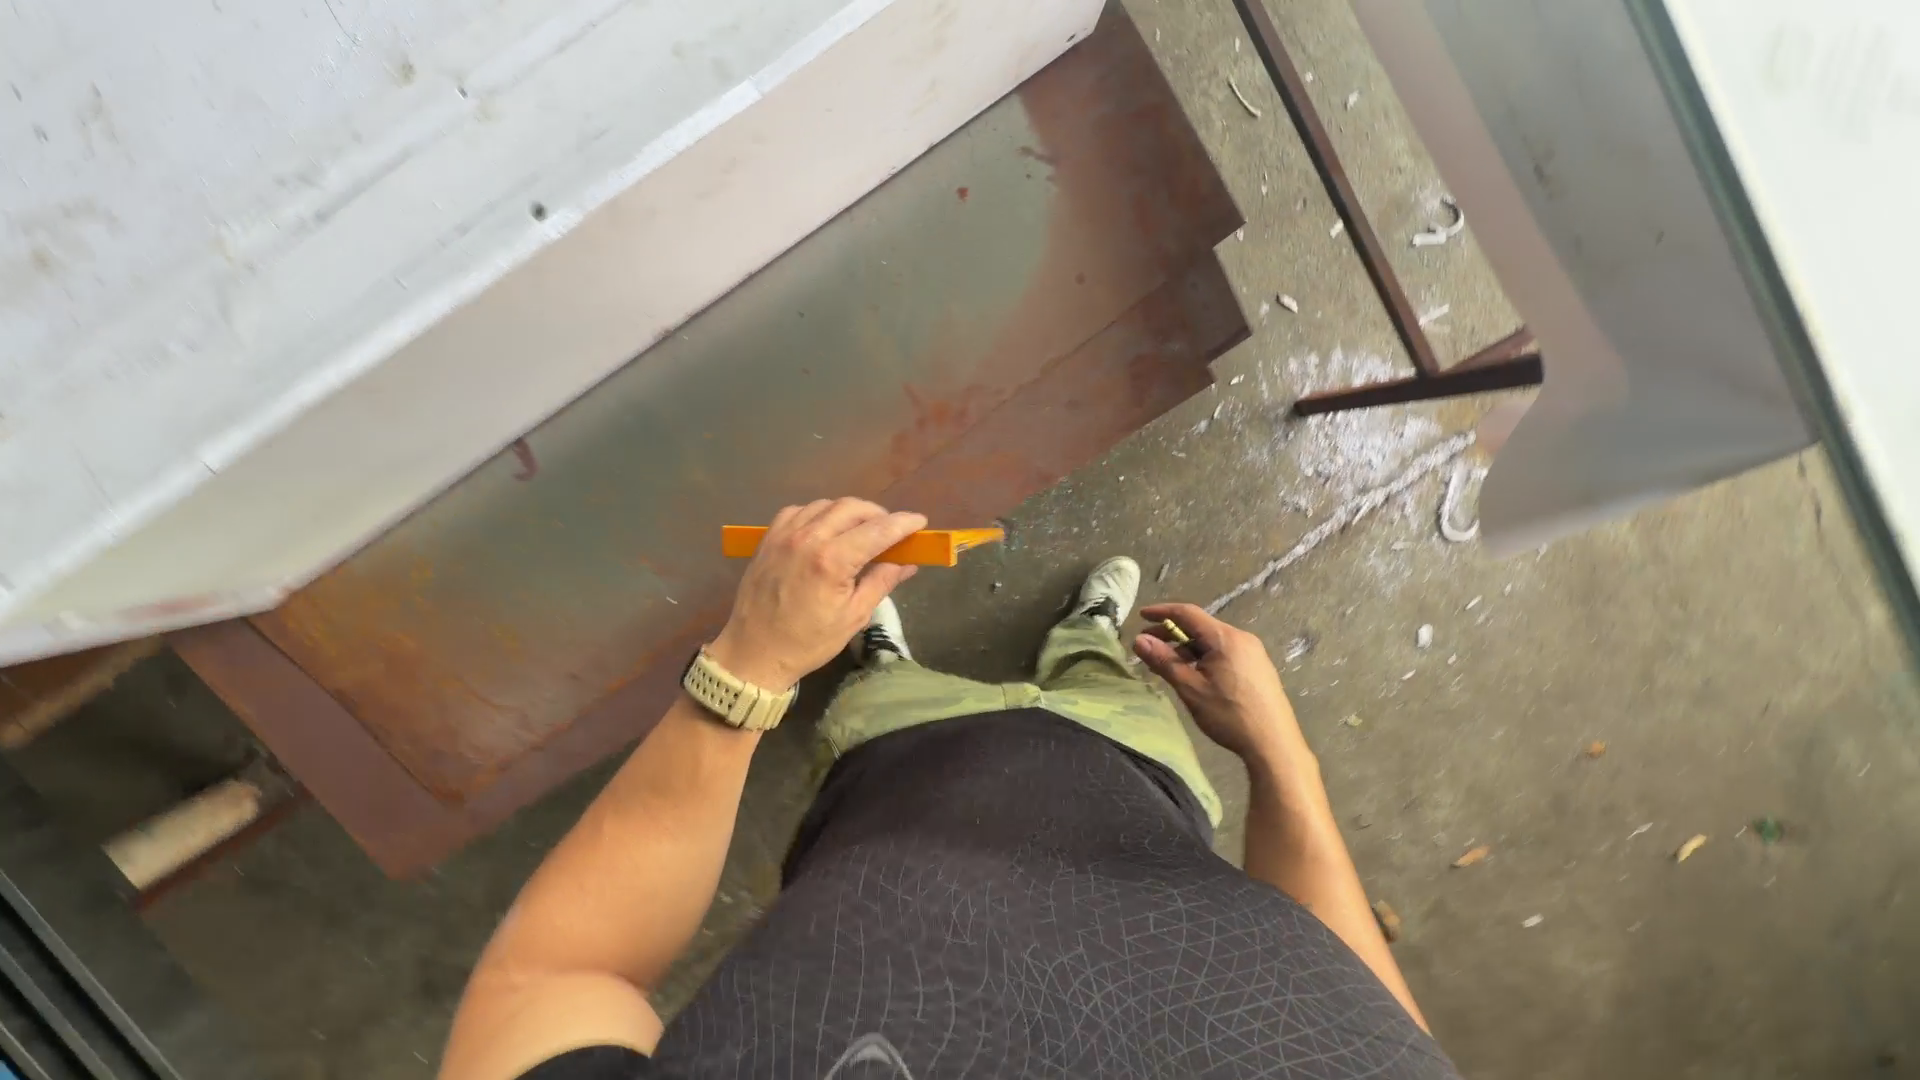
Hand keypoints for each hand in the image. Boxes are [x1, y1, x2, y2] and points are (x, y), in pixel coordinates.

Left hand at [706, 499, 926, 691]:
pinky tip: (825, 531)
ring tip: (860, 532)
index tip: (920, 522)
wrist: (753, 653)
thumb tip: (908, 563)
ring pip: (826, 505)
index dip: (903, 523)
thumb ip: (882, 582)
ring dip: (849, 512)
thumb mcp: (854, 617)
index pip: (878, 529)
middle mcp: (808, 538)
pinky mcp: (768, 538)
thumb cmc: (808, 642)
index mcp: (832, 561)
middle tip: (890, 531)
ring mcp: (784, 535)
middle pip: (852, 507)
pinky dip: (819, 514)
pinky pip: (799, 511)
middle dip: (878, 514)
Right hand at [1132, 603, 1303, 765]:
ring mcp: (1253, 653)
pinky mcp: (1258, 668)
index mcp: (1225, 638)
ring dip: (1186, 648)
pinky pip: (1224, 652)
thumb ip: (1164, 660)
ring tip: (1167, 665)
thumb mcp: (1190, 688)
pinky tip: (1193, 674)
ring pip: (1212, 641)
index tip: (1141, 616)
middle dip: (1171, 633)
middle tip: (1147, 645)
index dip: (1162, 612)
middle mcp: (1241, 638)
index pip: (1188, 613)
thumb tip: (1139, 640)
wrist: (1274, 745)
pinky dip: (1203, 657)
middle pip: (1200, 626)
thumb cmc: (1229, 715)